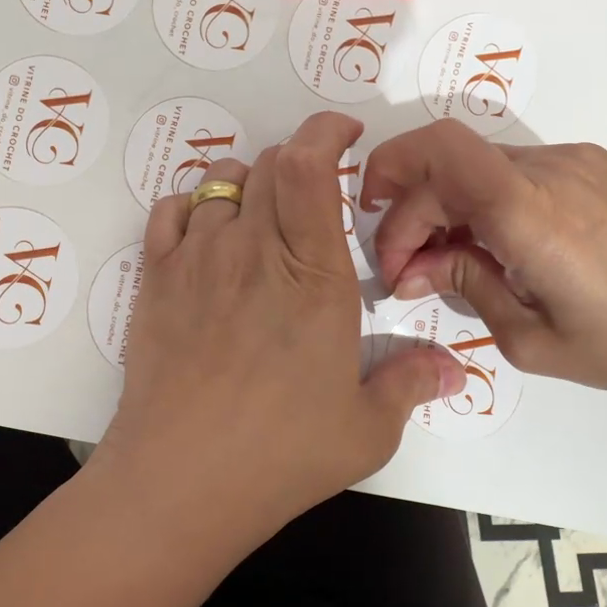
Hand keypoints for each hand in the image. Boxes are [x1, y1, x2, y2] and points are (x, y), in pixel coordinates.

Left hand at [94, 112, 464, 530]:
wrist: (180, 477)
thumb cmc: (281, 453)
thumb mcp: (365, 428)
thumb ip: (409, 383)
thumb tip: (451, 368)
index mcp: (314, 273)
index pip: (310, 166)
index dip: (324, 129)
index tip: (344, 131)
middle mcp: (253, 249)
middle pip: (268, 163)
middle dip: (296, 160)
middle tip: (313, 194)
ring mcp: (197, 259)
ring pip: (220, 182)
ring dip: (247, 186)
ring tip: (261, 222)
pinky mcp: (155, 278)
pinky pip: (170, 212)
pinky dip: (193, 208)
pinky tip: (207, 237)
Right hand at [359, 120, 606, 416]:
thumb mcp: (531, 339)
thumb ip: (465, 285)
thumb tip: (417, 268)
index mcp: (531, 212)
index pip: (435, 152)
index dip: (389, 179)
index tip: (387, 250)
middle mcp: (551, 169)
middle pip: (448, 159)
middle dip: (410, 209)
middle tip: (407, 268)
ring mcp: (577, 161)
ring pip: (479, 163)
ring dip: (447, 204)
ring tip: (451, 261)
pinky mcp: (596, 167)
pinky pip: (516, 170)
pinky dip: (485, 199)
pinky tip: (497, 244)